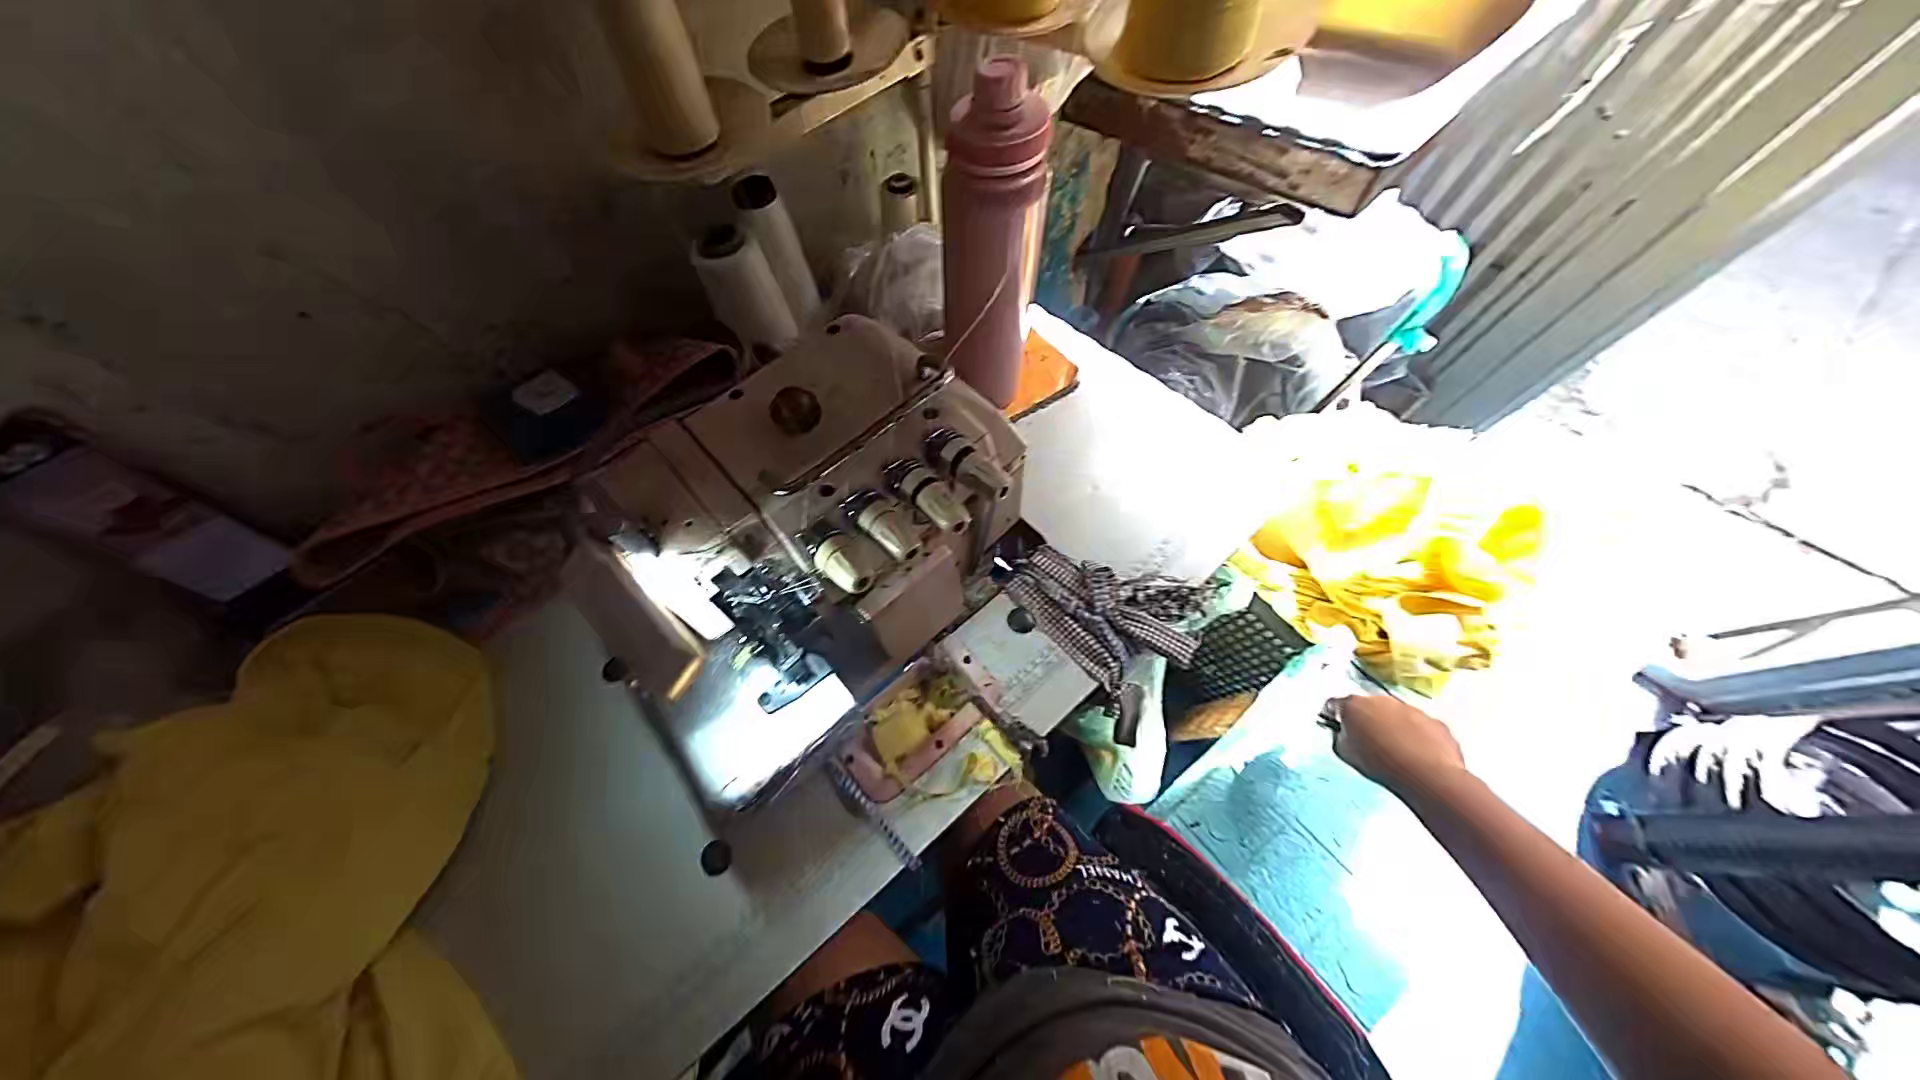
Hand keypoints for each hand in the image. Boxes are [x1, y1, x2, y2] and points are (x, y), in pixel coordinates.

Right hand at [1326, 695, 1466, 794]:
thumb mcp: (1343, 752)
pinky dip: (1416, 736)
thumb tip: (1344, 733)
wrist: (1426, 774)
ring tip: (1395, 753)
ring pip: (1395, 715)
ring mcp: (1410, 709)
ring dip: (1392, 728)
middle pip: (1367, 707)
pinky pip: (1420, 726)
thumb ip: (1339, 736)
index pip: (1334, 705)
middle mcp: (1380, 700)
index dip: (1334, 718)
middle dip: (1366, 721)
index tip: (1338, 730)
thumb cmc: (1379, 763)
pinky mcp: (1434, 721)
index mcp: (1352, 705)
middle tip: (1368, 743)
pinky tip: (1417, 756)